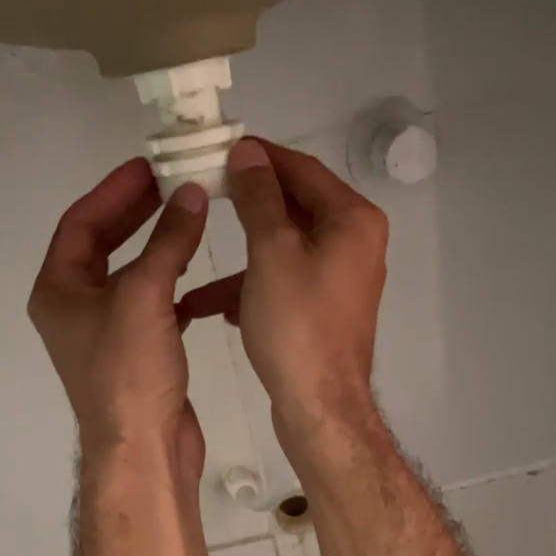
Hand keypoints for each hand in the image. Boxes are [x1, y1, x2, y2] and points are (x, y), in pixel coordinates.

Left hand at [28, 159, 211, 478]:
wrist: (143, 447)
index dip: (114, 192)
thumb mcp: (145, 295)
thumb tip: (191, 194)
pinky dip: (172, 286)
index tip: (149, 168)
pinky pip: (152, 306)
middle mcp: (75, 310)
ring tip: (190, 222)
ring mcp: (105, 335)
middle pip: (102, 247)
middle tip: (172, 185)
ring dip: (157, 248)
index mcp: (58, 291)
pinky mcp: (136, 356)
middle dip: (136, 215)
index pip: (80, 224)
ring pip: (129, 276)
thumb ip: (168, 241)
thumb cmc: (130, 371)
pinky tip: (197, 275)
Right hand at [178, 138, 388, 438]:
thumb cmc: (297, 325)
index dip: (260, 157)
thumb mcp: (271, 252)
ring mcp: (343, 280)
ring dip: (243, 259)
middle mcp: (356, 243)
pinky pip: (288, 282)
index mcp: (353, 220)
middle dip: (247, 208)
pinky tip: (217, 307)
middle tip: (203, 196)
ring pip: (286, 250)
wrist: (319, 405)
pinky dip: (255, 288)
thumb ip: (258, 197)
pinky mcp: (327, 311)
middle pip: (296, 208)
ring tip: (199, 266)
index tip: (218, 150)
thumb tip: (248, 153)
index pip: (303, 169)